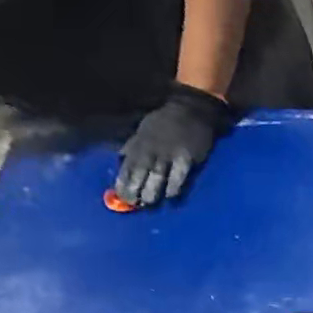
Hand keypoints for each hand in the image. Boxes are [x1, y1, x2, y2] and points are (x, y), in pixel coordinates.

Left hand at [114, 83, 236, 207]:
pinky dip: (173, 188)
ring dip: (151, 192)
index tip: (121, 196)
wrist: (192, 109)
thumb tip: (120, 159)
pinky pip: (178, 177)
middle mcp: (151, 149)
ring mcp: (169, 153)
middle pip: (140, 173)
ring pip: (157, 177)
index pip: (127, 166)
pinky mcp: (186, 158)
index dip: (123, 182)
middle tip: (134, 203)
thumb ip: (133, 145)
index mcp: (140, 143)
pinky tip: (170, 196)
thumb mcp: (144, 129)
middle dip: (135, 190)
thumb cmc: (166, 122)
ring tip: (149, 202)